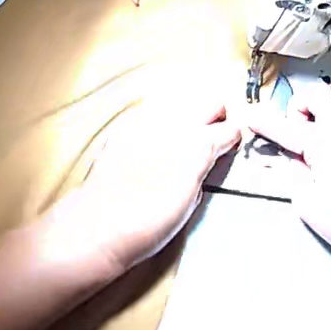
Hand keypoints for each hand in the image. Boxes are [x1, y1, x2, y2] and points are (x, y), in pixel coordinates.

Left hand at [45, 90, 241, 276]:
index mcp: (199, 144)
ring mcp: (148, 121)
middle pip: (211, 103)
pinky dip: (161, 125)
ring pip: (182, 105)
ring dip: (188, 119)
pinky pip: (153, 115)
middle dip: (216, 118)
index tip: (231, 146)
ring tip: (182, 145)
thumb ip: (205, 168)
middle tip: (212, 140)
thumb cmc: (147, 222)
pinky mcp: (125, 126)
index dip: (233, 138)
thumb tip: (210, 157)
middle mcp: (176, 124)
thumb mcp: (191, 200)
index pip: (230, 127)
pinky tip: (155, 146)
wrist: (97, 226)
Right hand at [241, 81, 330, 298]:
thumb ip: (295, 172)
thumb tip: (294, 160)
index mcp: (323, 141)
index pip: (285, 125)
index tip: (254, 119)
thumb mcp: (306, 201)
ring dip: (325, 103)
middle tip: (294, 130)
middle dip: (300, 107)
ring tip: (317, 126)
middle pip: (317, 94)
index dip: (264, 123)